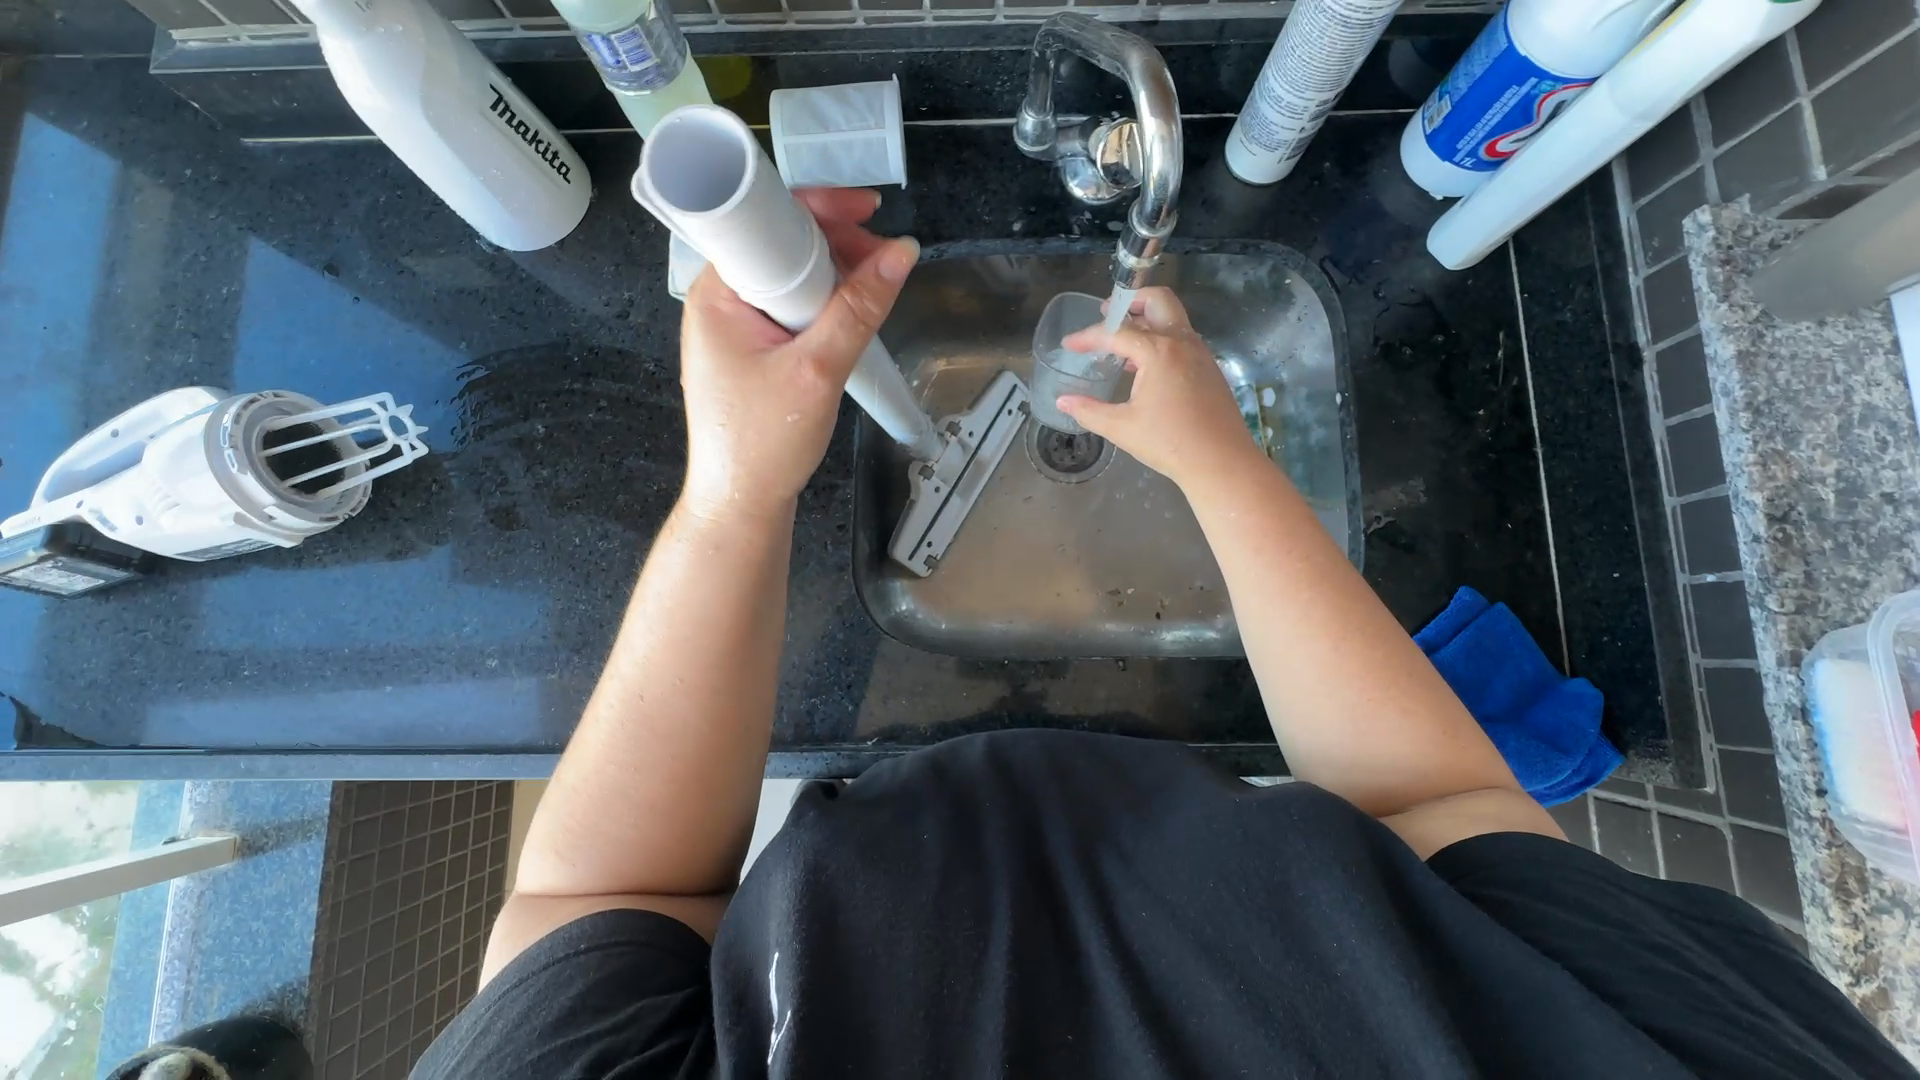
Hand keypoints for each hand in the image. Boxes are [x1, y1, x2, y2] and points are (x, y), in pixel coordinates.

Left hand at [678, 188, 919, 524]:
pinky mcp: (752, 351)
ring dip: (835, 276)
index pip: (765, 221)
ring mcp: (734, 328)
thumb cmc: (765, 442)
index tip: (869, 212)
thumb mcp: (817, 371)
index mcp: (718, 293)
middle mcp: (721, 301)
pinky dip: (824, 305)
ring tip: (877, 289)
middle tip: (886, 258)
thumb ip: (859, 309)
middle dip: (836, 243)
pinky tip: (853, 314)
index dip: (820, 208)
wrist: (742, 504)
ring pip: (790, 278)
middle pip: (781, 245)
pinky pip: (790, 309)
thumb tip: (902, 253)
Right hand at [1054, 287, 1263, 490]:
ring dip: (1146, 320)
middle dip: (1129, 301)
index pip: (1116, 332)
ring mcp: (1200, 353)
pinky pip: (1182, 339)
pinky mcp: (1208, 368)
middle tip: (1107, 314)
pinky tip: (1145, 367)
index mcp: (1158, 351)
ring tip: (1122, 342)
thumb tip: (1063, 402)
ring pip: (1172, 318)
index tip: (1069, 343)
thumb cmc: (1169, 443)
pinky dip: (1160, 339)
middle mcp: (1182, 342)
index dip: (1088, 336)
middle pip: (1157, 301)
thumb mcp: (1121, 428)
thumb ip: (1089, 411)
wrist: (1221, 461)